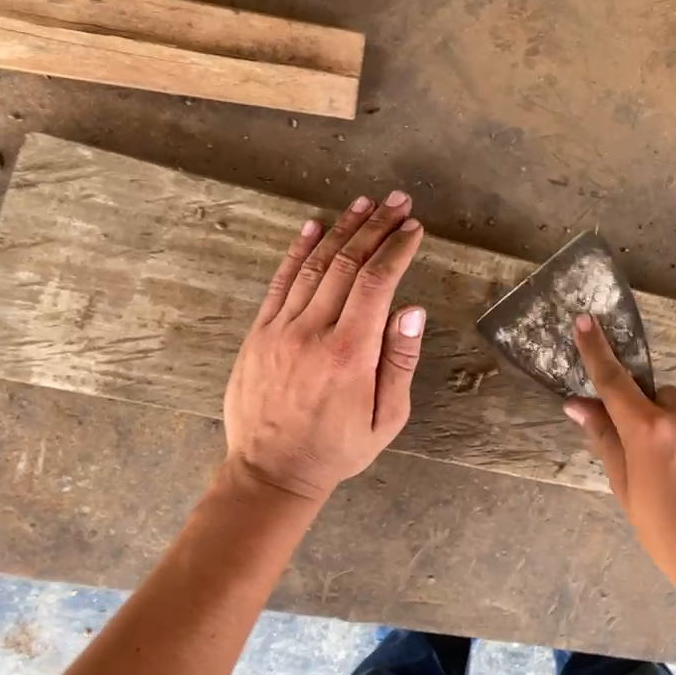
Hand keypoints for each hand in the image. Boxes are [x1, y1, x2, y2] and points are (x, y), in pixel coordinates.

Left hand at [222, 191, 426, 501]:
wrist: (271, 472)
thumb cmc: (338, 447)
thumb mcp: (388, 417)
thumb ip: (400, 360)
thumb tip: (413, 309)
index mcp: (350, 353)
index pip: (379, 282)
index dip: (398, 249)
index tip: (415, 229)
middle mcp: (314, 332)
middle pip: (349, 263)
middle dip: (377, 227)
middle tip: (399, 202)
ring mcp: (282, 329)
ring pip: (315, 265)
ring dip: (343, 229)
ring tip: (365, 203)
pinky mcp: (260, 333)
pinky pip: (280, 282)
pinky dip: (297, 250)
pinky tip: (314, 226)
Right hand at [564, 315, 675, 596]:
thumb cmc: (673, 539)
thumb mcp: (628, 493)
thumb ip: (605, 441)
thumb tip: (578, 406)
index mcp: (649, 431)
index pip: (614, 381)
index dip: (595, 349)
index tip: (585, 320)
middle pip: (658, 400)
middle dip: (651, 419)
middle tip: (655, 464)